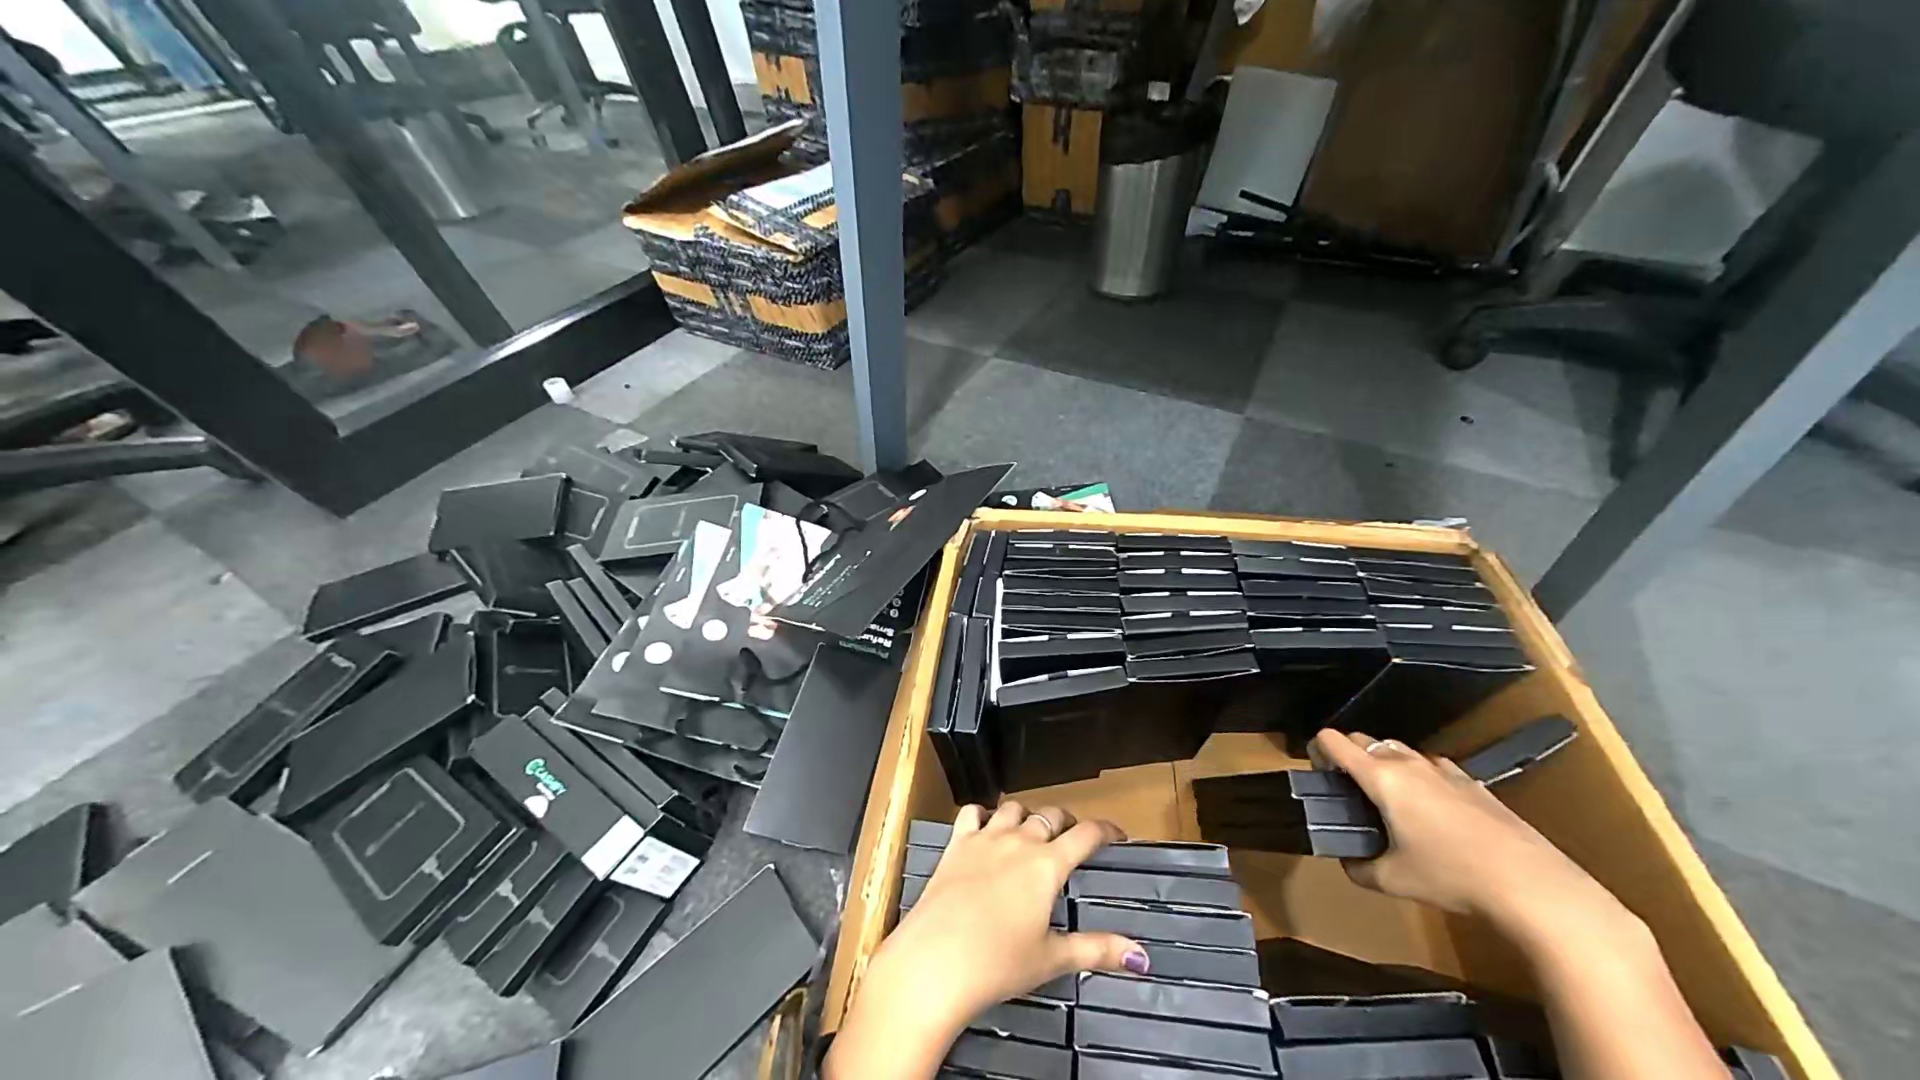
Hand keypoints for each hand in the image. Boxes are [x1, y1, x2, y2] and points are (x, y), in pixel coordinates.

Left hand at [884, 802, 1145, 1023]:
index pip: (1086, 834)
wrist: (935, 961)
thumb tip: (1141, 956)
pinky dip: (983, 814)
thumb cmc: (997, 963)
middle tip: (1073, 836)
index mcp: (1047, 865)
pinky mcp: (956, 845)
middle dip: (1066, 822)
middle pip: (1049, 815)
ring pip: (1013, 808)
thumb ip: (1097, 950)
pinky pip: (972, 813)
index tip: (1116, 834)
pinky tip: (985, 825)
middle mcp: (1018, 842)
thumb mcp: (1052, 958)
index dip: (1106, 830)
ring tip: (1033, 829)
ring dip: (1027, 815)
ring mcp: (984, 839)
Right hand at [1310, 729, 1629, 944]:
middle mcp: (1409, 764)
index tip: (1317, 770)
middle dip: (1349, 756)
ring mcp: (1445, 771)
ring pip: (1400, 751)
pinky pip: (1434, 768)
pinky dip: (1421, 778)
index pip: (1334, 740)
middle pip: (1364, 740)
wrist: (1532, 887)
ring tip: (1389, 800)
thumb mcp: (1391, 880)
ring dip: (1385, 764)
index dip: (1317, 749)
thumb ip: (1359, 867)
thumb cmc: (1453, 876)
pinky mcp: (1474, 785)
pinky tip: (1433, 813)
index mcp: (1381, 777)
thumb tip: (1350, 864)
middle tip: (1349, 789)